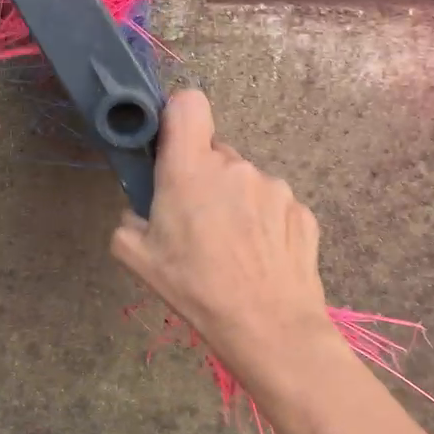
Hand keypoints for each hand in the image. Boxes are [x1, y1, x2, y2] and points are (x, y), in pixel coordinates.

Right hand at [111, 91, 335, 380]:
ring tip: (227, 243)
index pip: (187, 104)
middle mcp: (234, 167)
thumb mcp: (132, 253)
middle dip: (198, 173)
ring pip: (242, 179)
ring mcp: (275, 188)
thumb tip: (143, 210)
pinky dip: (260, 220)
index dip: (175, 115)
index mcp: (188, 168)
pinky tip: (255, 254)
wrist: (270, 329)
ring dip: (231, 199)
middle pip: (211, 150)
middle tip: (190, 217)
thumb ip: (129, 216)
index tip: (167, 143)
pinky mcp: (304, 212)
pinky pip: (271, 204)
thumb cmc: (193, 286)